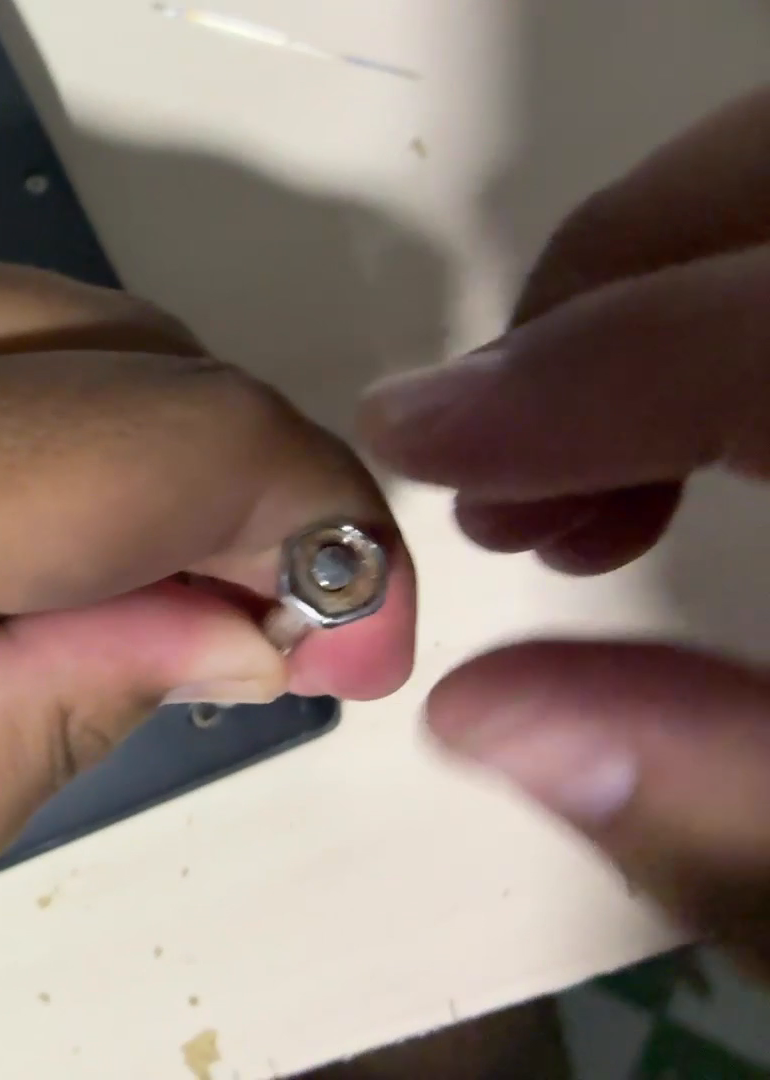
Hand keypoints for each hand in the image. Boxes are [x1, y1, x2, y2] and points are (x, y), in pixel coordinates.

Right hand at [361, 88, 769, 973]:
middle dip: (592, 303)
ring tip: (602, 466)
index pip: (755, 336)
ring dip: (658, 298)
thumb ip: (739, 818)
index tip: (404, 434)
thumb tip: (478, 716)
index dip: (550, 381)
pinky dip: (735, 291)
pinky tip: (714, 432)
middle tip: (514, 460)